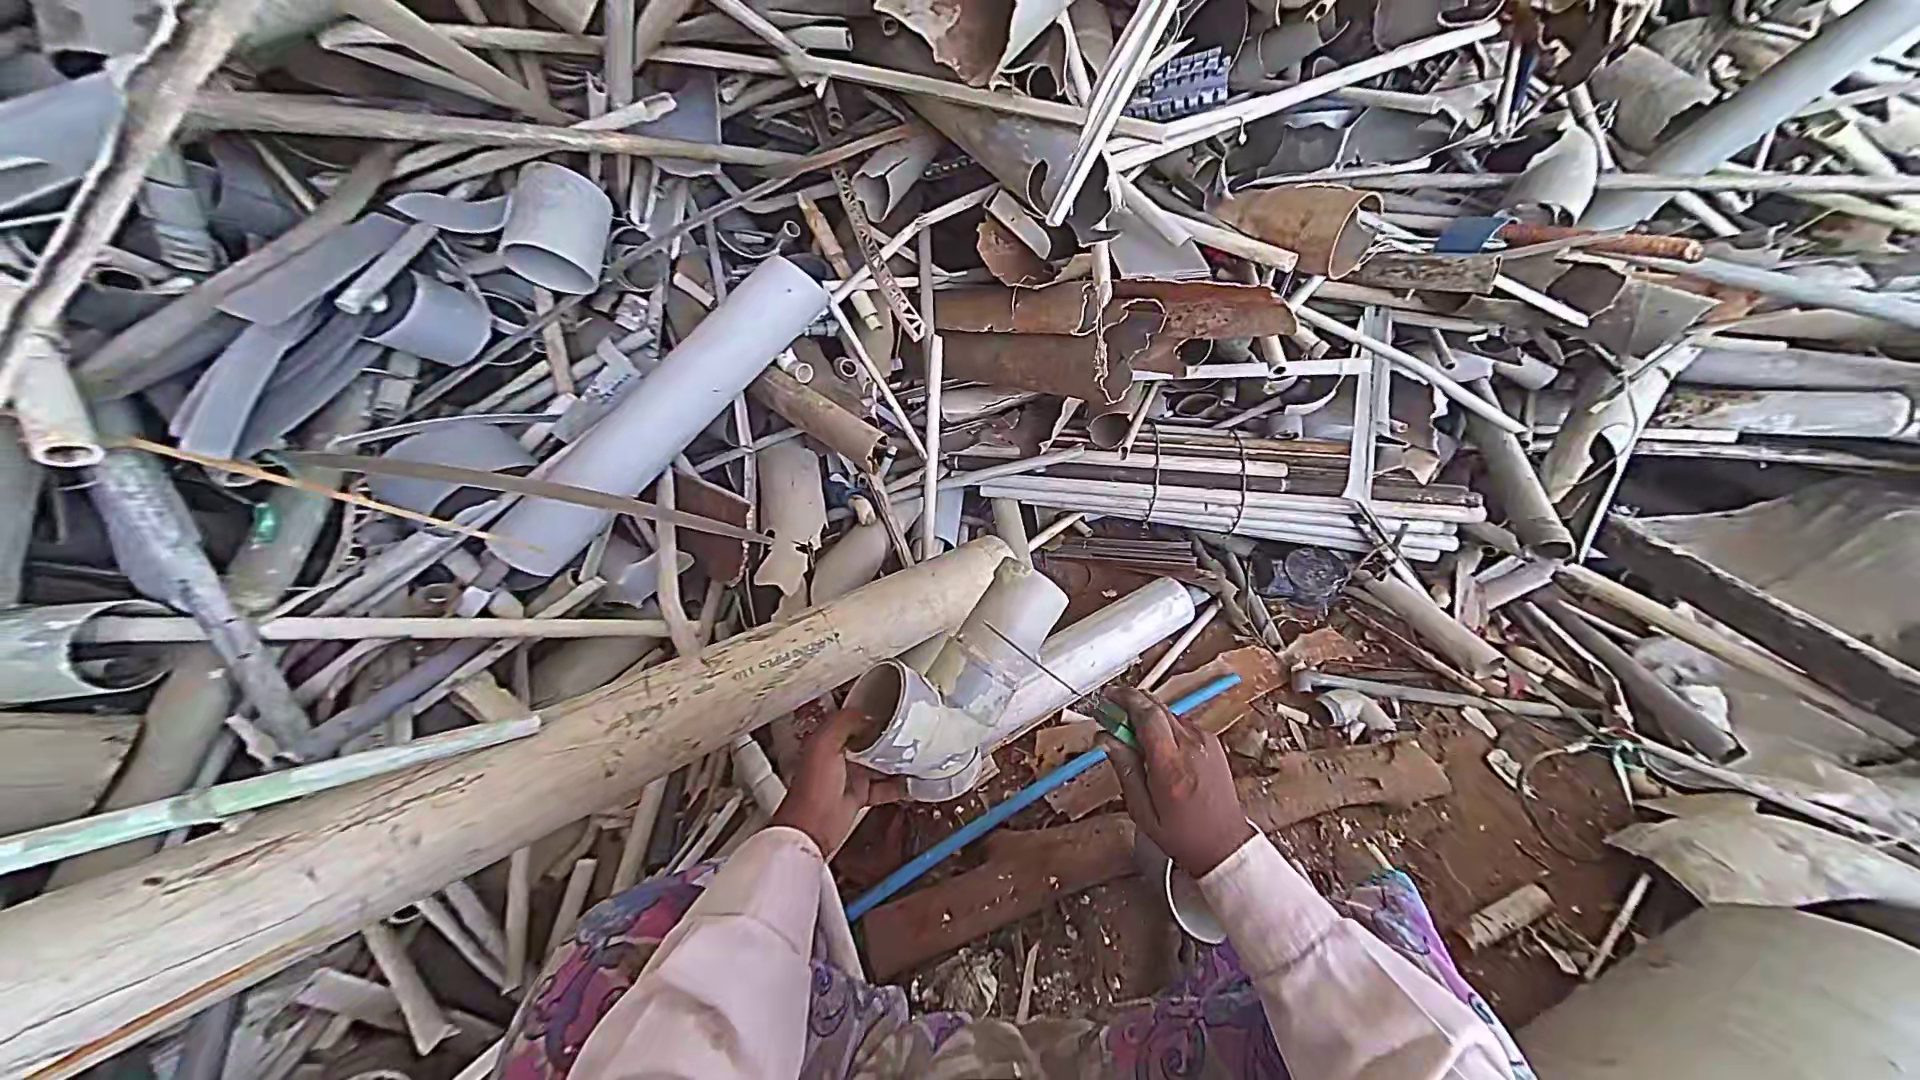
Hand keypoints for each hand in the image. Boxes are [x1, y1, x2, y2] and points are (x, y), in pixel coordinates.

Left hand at [769, 710, 900, 852]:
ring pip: (880, 763)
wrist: (812, 829)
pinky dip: (899, 785)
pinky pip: (885, 787)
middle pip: (871, 741)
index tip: (894, 710)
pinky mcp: (861, 795)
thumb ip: (844, 723)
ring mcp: (852, 776)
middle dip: (890, 737)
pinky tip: (913, 781)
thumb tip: (867, 715)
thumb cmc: (814, 787)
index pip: (854, 720)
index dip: (872, 715)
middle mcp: (840, 756)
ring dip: (898, 760)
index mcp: (828, 740)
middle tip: (913, 731)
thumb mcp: (825, 745)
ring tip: (920, 753)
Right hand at [1099, 685, 1256, 876]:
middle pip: (1156, 706)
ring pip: (1167, 712)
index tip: (1108, 697)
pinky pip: (1180, 722)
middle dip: (1131, 703)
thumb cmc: (1184, 834)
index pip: (1147, 715)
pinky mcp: (1212, 742)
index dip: (1124, 699)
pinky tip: (1156, 746)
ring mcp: (1205, 742)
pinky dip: (1163, 726)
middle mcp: (1192, 748)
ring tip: (1134, 738)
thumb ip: (1124, 769)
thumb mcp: (1142, 810)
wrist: (1225, 844)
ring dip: (1147, 717)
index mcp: (1172, 766)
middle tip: (1113, 713)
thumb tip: (1106, 739)